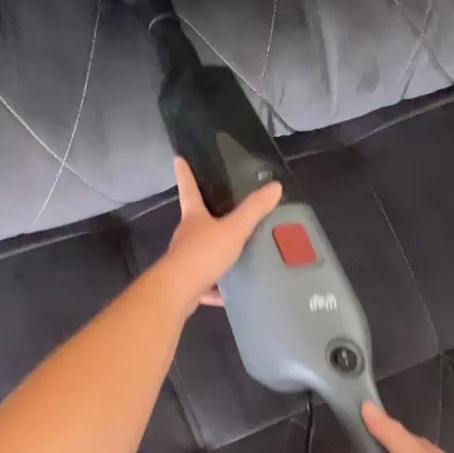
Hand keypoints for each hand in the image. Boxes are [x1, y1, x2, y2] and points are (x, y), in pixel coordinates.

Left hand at [155, 157, 281, 310]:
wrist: (178, 291)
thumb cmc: (203, 253)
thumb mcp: (234, 229)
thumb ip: (254, 210)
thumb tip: (275, 186)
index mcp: (194, 218)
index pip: (189, 189)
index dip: (185, 173)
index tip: (178, 159)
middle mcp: (186, 236)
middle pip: (195, 222)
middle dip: (205, 217)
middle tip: (221, 213)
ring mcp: (184, 261)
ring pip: (200, 254)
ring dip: (214, 255)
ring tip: (235, 256)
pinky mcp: (186, 284)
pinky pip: (204, 284)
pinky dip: (216, 288)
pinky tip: (230, 293)